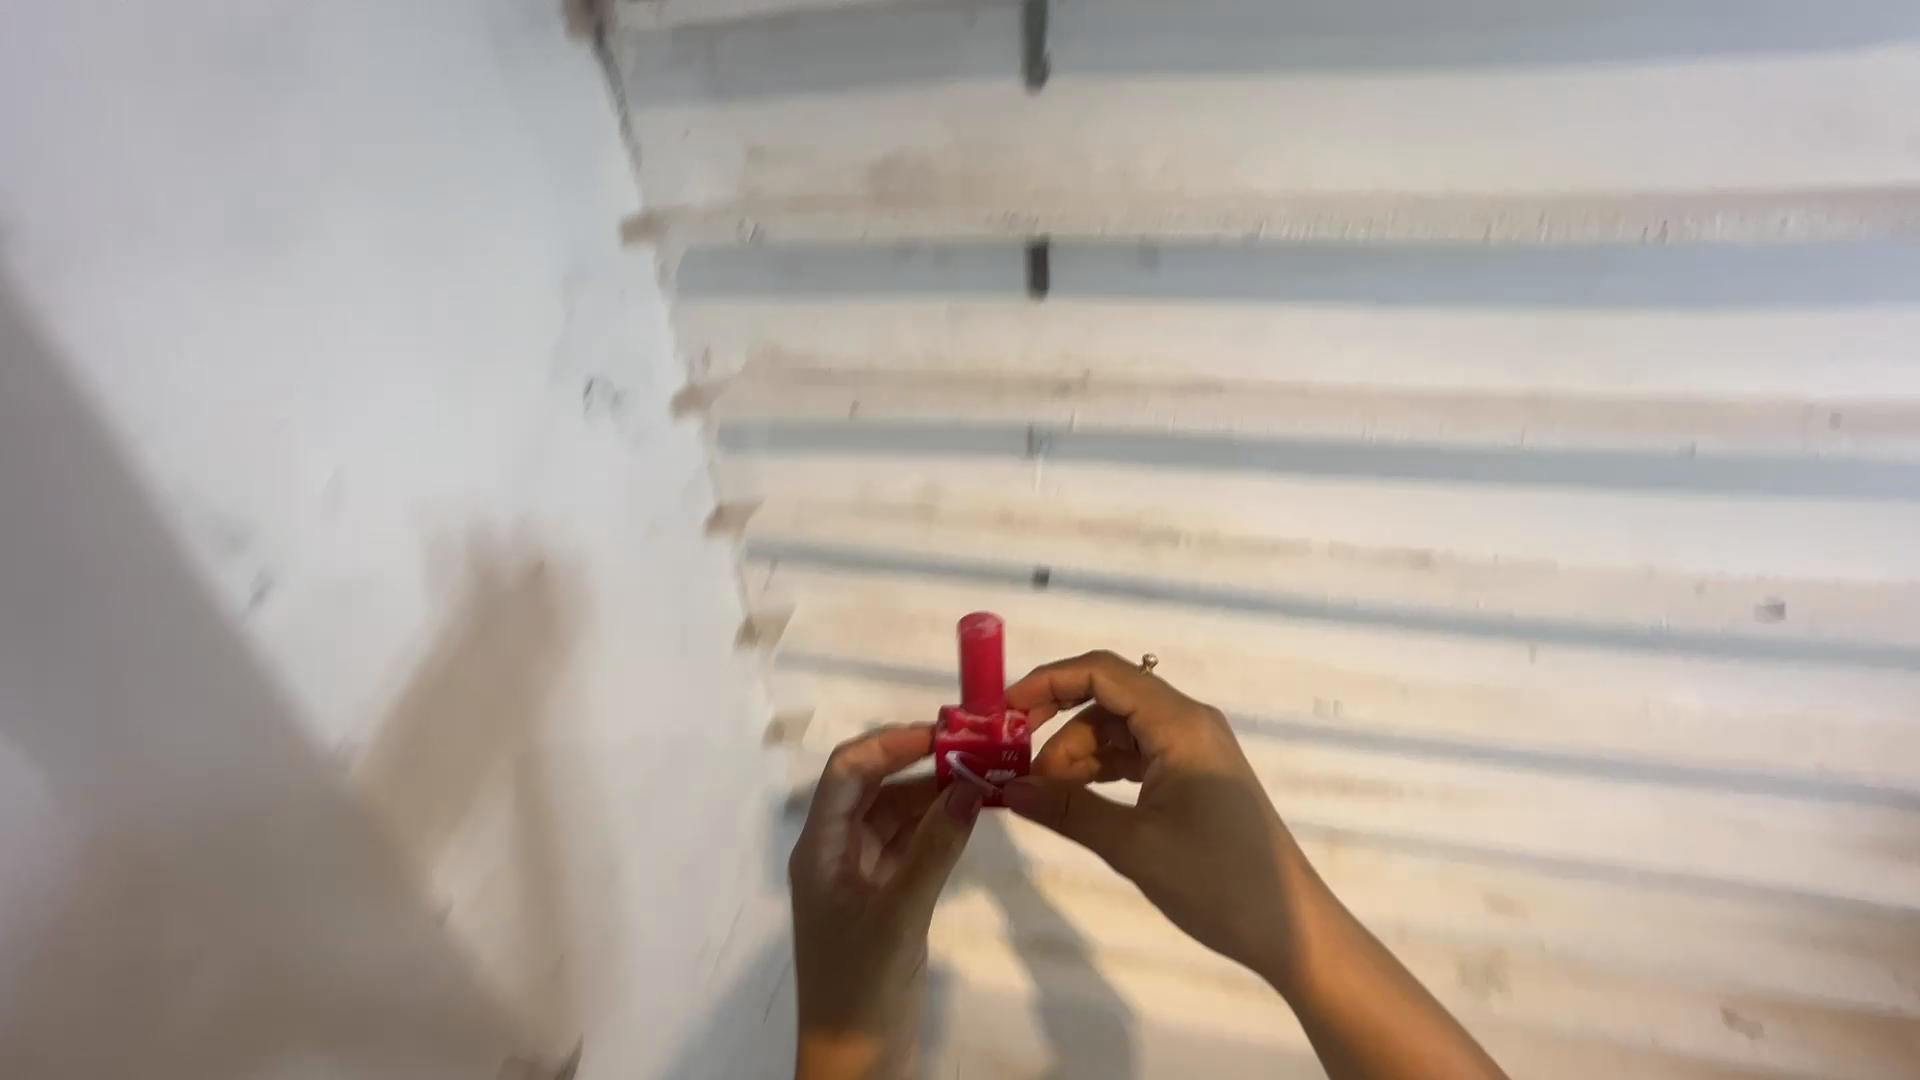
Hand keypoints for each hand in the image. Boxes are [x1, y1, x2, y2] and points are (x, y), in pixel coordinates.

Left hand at [789, 724, 982, 1079]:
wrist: (856, 1069)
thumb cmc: (861, 988)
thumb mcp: (899, 914)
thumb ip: (935, 847)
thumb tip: (970, 785)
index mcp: (821, 847)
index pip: (847, 771)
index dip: (889, 744)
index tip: (940, 734)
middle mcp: (837, 849)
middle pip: (872, 786)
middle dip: (917, 764)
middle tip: (972, 749)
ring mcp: (861, 872)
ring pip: (895, 812)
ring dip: (933, 794)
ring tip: (981, 777)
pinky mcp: (885, 893)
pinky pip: (911, 842)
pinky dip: (938, 825)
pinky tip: (970, 813)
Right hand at [999, 651, 1324, 991]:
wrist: (1294, 932)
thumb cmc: (1219, 882)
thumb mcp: (1134, 846)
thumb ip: (1067, 810)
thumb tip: (1008, 789)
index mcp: (1179, 723)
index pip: (1102, 673)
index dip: (1049, 681)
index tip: (1004, 710)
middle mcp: (1186, 721)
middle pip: (1106, 699)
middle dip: (1056, 724)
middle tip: (1012, 758)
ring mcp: (1190, 747)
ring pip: (1115, 730)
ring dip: (1074, 754)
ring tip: (1039, 794)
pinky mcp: (1191, 774)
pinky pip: (1133, 755)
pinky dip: (1098, 770)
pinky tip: (1072, 798)